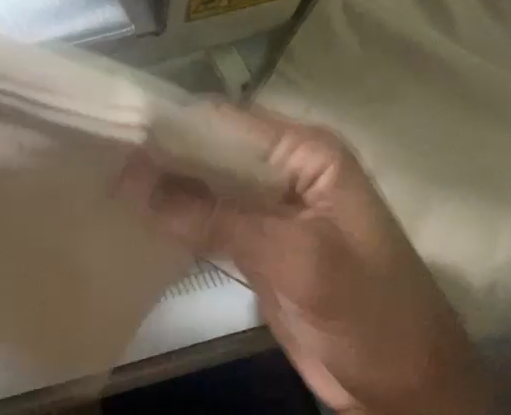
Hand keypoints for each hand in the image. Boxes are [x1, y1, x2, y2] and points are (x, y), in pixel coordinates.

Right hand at [128, 105, 494, 414]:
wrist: (409, 393)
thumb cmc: (371, 313)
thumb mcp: (298, 261)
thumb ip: (220, 219)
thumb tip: (138, 186)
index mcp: (307, 153)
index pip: (226, 122)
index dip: (172, 124)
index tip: (116, 130)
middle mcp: (285, 168)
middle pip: (210, 146)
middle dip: (160, 153)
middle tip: (101, 156)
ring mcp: (269, 206)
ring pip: (204, 180)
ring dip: (163, 182)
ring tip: (105, 178)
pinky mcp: (256, 241)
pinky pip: (206, 214)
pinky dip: (175, 213)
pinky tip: (135, 211)